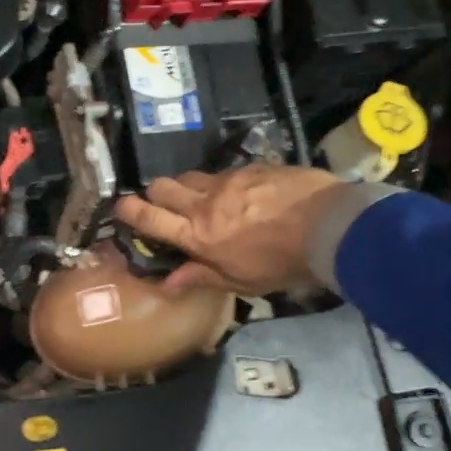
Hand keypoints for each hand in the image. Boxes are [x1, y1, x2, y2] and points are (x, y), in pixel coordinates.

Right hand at [113, 165, 346, 295]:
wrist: (330, 226)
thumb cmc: (283, 264)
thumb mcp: (242, 281)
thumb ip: (202, 276)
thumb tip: (167, 283)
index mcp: (198, 236)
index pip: (150, 218)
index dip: (130, 212)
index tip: (120, 208)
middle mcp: (205, 204)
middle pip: (162, 187)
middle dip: (155, 193)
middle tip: (162, 205)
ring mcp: (228, 182)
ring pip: (190, 176)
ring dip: (186, 187)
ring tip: (199, 199)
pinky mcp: (251, 168)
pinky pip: (224, 173)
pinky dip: (221, 183)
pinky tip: (239, 195)